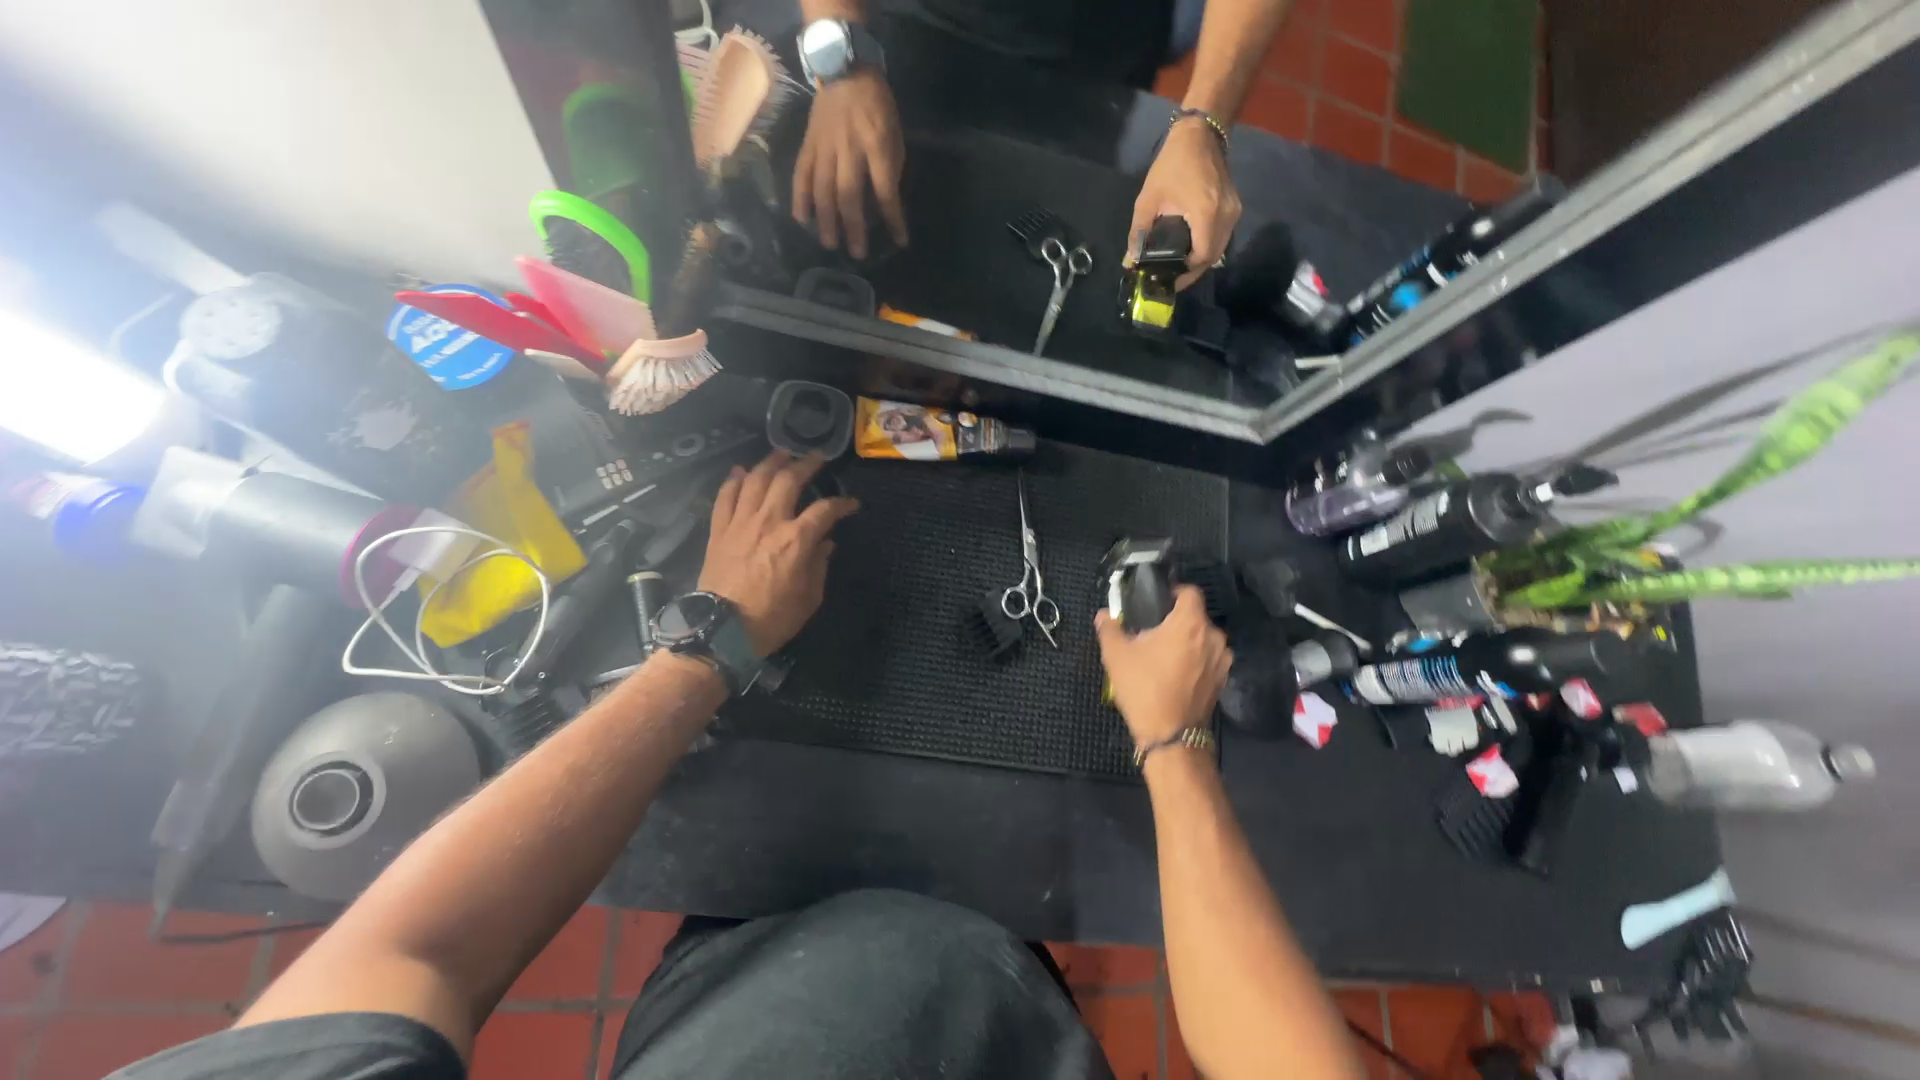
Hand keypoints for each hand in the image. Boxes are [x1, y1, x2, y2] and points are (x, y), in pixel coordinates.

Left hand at [697, 451, 858, 655]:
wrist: (722, 630)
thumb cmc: (772, 618)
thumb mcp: (809, 598)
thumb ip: (819, 565)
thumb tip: (825, 544)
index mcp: (796, 539)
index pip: (825, 510)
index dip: (842, 504)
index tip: (850, 505)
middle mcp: (769, 522)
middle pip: (788, 480)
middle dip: (806, 465)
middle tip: (816, 458)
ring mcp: (740, 523)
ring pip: (755, 479)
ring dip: (770, 462)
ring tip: (782, 453)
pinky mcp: (718, 530)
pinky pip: (725, 496)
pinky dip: (734, 480)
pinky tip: (741, 471)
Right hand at [792, 70, 908, 259]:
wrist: (845, 70)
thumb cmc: (877, 105)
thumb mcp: (894, 134)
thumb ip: (890, 168)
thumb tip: (885, 202)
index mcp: (876, 146)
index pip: (885, 190)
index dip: (893, 218)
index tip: (900, 241)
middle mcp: (849, 149)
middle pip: (849, 195)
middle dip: (854, 227)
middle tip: (856, 253)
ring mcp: (825, 147)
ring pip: (823, 189)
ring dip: (825, 220)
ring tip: (828, 243)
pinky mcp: (808, 144)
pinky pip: (801, 174)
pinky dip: (800, 197)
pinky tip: (801, 218)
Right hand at [1094, 586, 1232, 744]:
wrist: (1171, 735)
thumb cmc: (1144, 688)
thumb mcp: (1116, 655)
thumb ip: (1110, 628)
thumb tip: (1104, 615)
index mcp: (1190, 623)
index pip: (1190, 592)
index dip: (1174, 593)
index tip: (1158, 602)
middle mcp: (1213, 637)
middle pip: (1196, 618)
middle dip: (1177, 622)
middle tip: (1153, 633)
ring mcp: (1222, 660)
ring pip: (1204, 640)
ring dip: (1188, 643)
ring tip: (1165, 656)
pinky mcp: (1223, 681)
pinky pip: (1208, 661)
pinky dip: (1196, 662)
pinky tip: (1176, 676)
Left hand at [1126, 118, 1241, 290]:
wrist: (1200, 135)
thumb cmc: (1172, 165)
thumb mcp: (1148, 200)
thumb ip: (1139, 233)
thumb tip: (1130, 261)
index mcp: (1206, 214)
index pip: (1201, 257)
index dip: (1185, 274)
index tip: (1168, 281)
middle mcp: (1226, 216)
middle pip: (1212, 257)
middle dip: (1192, 272)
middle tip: (1171, 279)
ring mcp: (1234, 211)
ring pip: (1219, 248)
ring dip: (1200, 261)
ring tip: (1179, 268)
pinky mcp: (1234, 208)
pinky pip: (1222, 236)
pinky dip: (1207, 247)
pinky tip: (1190, 250)